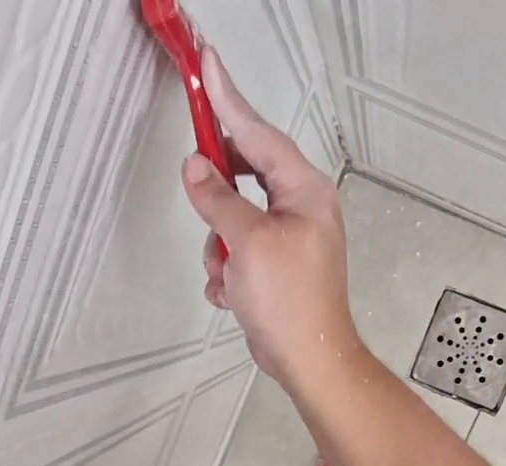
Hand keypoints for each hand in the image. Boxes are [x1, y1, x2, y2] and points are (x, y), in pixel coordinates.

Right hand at [181, 49, 362, 383]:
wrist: (308, 359)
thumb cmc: (291, 302)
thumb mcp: (247, 241)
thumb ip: (218, 198)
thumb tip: (196, 167)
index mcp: (305, 191)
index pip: (259, 133)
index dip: (228, 101)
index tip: (207, 65)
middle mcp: (300, 209)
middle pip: (244, 177)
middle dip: (218, 202)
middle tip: (202, 197)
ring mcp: (288, 240)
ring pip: (232, 220)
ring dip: (219, 249)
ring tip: (229, 275)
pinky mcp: (275, 268)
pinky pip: (236, 254)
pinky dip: (228, 274)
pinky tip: (234, 295)